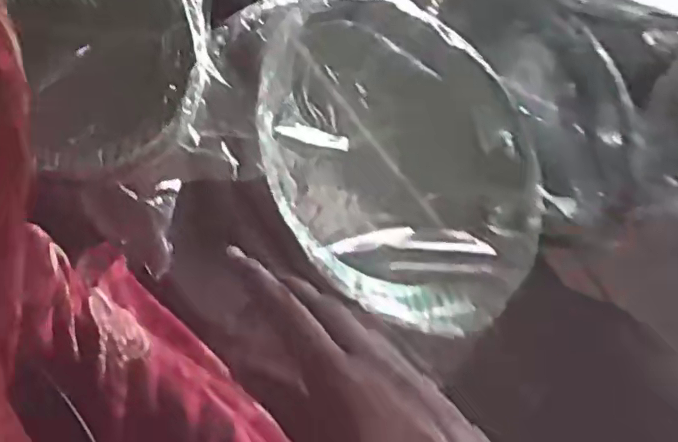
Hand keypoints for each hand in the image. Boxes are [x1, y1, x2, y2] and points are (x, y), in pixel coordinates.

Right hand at [226, 248, 486, 441]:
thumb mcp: (318, 440)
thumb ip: (284, 405)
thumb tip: (245, 364)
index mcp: (340, 375)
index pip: (288, 312)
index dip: (257, 281)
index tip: (232, 255)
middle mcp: (377, 362)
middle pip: (326, 307)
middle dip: (291, 287)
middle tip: (264, 280)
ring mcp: (415, 378)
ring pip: (362, 324)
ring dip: (327, 310)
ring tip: (307, 309)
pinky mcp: (445, 402)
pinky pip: (392, 351)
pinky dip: (363, 338)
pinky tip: (365, 355)